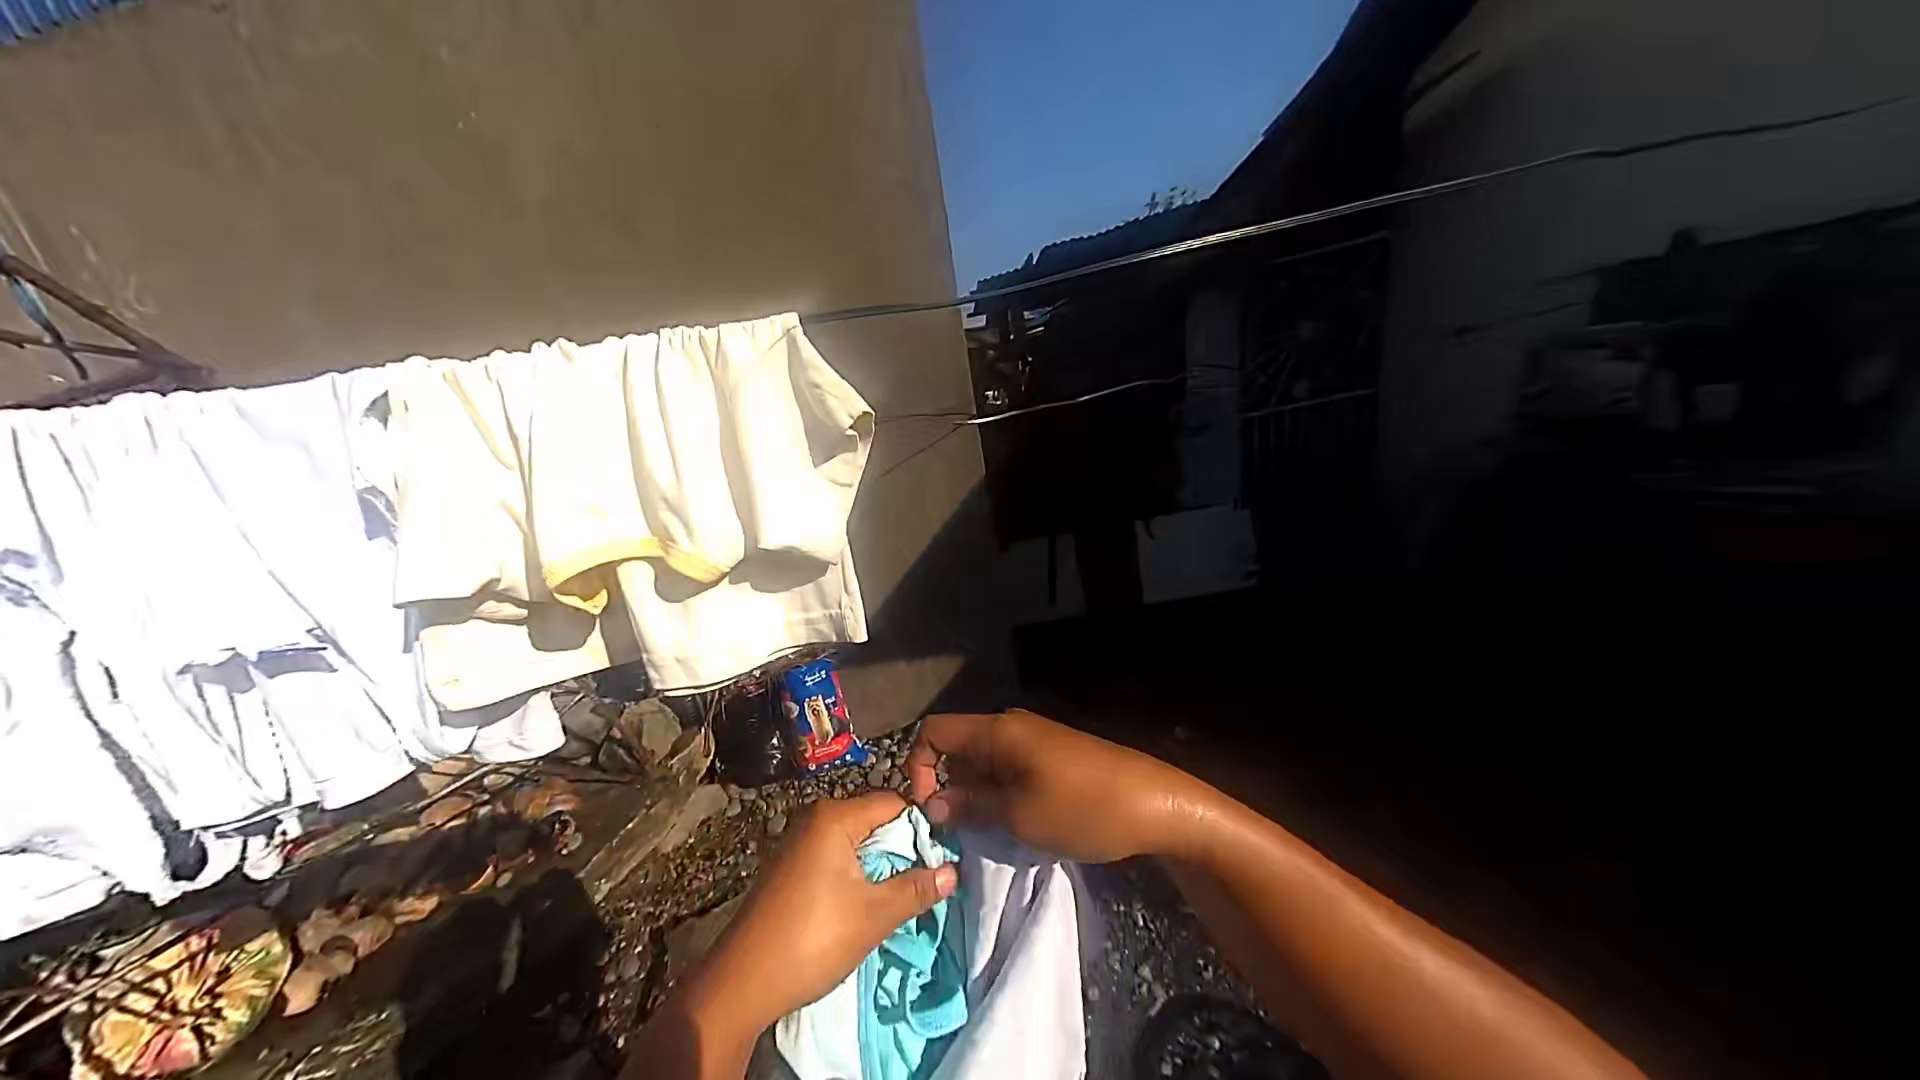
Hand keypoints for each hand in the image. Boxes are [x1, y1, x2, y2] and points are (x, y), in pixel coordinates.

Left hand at [669, 793, 957, 1062]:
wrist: (741, 983)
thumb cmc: (812, 938)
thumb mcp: (873, 915)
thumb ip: (916, 888)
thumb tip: (955, 870)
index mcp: (835, 817)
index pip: (894, 803)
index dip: (923, 824)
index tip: (945, 851)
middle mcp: (816, 818)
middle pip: (875, 819)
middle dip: (904, 846)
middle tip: (931, 874)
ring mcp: (801, 841)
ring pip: (857, 840)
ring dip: (882, 862)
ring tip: (906, 889)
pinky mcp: (793, 865)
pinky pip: (838, 855)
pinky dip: (858, 871)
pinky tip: (869, 898)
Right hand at [905, 709, 1223, 862]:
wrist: (1156, 805)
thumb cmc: (1082, 808)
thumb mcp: (1019, 816)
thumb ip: (970, 805)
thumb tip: (932, 803)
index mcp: (998, 730)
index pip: (934, 731)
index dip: (918, 765)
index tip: (928, 809)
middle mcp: (1011, 727)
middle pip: (957, 746)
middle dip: (946, 785)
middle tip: (953, 830)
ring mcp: (1033, 740)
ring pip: (982, 761)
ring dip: (973, 794)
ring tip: (982, 832)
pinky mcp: (1051, 757)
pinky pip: (1007, 769)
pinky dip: (998, 793)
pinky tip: (1011, 823)